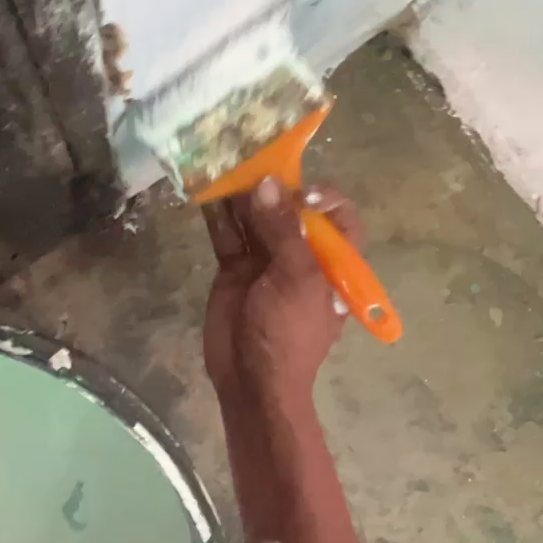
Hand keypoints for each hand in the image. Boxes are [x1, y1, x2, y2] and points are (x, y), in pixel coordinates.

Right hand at [202, 178, 366, 409]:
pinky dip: (218, 216)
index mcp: (331, 259)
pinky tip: (206, 193)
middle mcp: (301, 254)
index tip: (296, 189)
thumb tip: (268, 184)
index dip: (320, 195)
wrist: (253, 381)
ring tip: (223, 167)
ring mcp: (265, 261)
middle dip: (272, 186)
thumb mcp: (297, 278)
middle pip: (290, 209)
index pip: (336, 214)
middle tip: (248, 161)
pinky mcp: (234, 270)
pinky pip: (228, 236)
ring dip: (241, 195)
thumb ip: (284, 230)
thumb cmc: (288, 333)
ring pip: (255, 218)